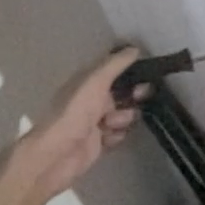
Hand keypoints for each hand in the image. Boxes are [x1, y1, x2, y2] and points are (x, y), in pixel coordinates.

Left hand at [13, 48, 145, 201]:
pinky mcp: (100, 143)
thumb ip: (115, 64)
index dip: (132, 71)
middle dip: (134, 94)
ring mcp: (96, 122)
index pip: (115, 71)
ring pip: (125, 114)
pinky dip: (118, 135)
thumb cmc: (74, 112)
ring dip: (125, 117)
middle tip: (140, 97)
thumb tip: (135, 49)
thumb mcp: (95, 81)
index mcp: (88, 82)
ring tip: (112, 124)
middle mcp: (93, 99)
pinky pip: (120, 134)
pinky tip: (109, 138)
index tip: (147, 73)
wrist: (56, 155)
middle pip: (124, 93)